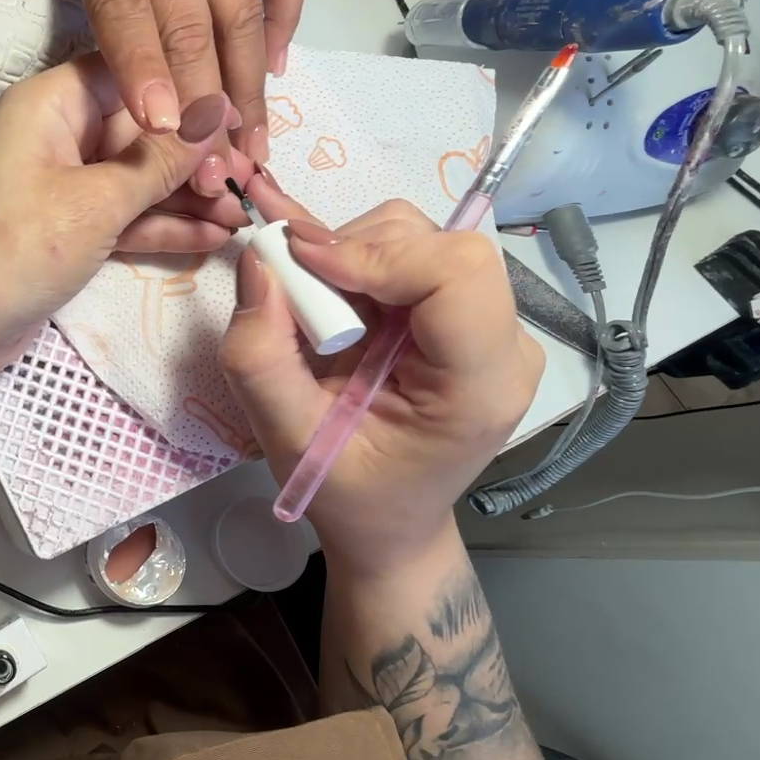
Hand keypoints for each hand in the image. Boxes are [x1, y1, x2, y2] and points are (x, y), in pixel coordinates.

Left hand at [0, 0, 305, 194]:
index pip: (129, 15)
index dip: (147, 74)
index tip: (164, 132)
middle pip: (193, 28)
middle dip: (207, 104)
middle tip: (220, 171)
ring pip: (244, 8)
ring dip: (252, 81)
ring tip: (255, 144)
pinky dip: (287, 15)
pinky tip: (278, 67)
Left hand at [0, 54, 246, 379]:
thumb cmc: (16, 250)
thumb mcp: (95, 203)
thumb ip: (159, 161)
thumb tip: (216, 114)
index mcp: (50, 103)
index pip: (132, 74)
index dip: (189, 95)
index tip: (243, 121)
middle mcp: (56, 133)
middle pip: (141, 130)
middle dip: (196, 158)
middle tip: (252, 182)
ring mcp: (61, 183)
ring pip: (136, 178)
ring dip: (187, 197)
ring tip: (247, 214)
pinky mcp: (67, 226)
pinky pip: (122, 214)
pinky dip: (161, 226)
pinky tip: (213, 237)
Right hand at [218, 177, 542, 573]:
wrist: (388, 522)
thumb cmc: (346, 495)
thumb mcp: (286, 439)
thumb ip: (260, 357)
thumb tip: (258, 262)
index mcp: (477, 386)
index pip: (455, 272)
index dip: (373, 254)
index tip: (299, 266)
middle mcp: (500, 345)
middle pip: (437, 245)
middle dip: (351, 251)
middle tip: (292, 292)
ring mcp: (485, 326)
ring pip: (419, 238)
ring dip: (348, 254)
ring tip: (310, 307)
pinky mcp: (457, 315)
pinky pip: (406, 255)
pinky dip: (352, 257)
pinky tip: (320, 285)